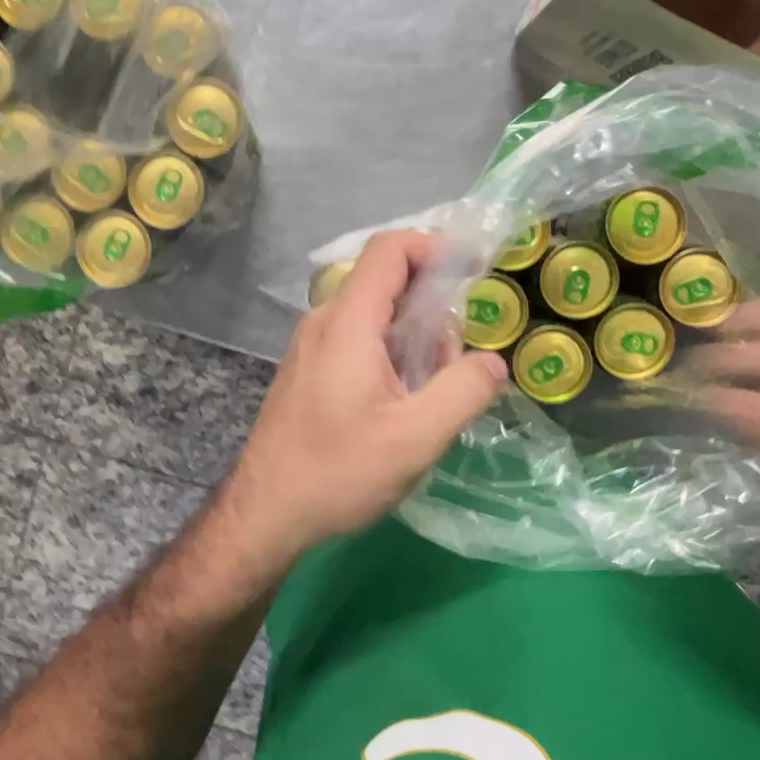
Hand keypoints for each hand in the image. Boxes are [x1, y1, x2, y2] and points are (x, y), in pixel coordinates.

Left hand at [222, 231, 507, 562]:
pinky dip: (390, 355)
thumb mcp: (416, 437)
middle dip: (432, 306)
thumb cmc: (338, 472)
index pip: (389, 249)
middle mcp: (325, 323)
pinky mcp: (308, 372)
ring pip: (374, 316)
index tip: (473, 273)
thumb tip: (493, 361)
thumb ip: (463, 391)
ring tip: (431, 393)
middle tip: (456, 359)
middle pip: (385, 282)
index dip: (434, 246)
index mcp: (348, 323)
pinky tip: (401, 405)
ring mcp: (311, 348)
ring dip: (413, 338)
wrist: (265, 513)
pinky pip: (357, 342)